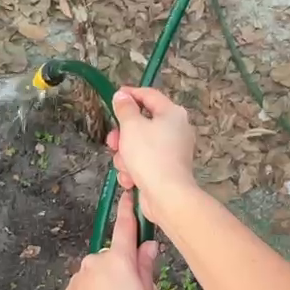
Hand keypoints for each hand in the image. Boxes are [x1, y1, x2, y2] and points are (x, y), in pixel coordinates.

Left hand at [50, 193, 158, 289]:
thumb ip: (145, 269)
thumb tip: (148, 246)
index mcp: (118, 258)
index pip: (124, 226)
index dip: (127, 209)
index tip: (127, 193)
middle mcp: (95, 260)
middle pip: (113, 258)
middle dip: (123, 270)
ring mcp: (79, 276)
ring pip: (99, 276)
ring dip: (107, 288)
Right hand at [105, 87, 198, 214]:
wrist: (166, 195)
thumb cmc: (149, 156)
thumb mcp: (131, 126)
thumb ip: (124, 108)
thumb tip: (122, 96)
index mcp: (171, 113)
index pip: (149, 95)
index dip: (130, 94)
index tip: (114, 96)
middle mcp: (176, 129)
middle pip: (141, 123)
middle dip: (123, 135)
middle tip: (113, 142)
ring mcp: (172, 151)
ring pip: (139, 145)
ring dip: (125, 156)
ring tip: (124, 166)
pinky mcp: (166, 169)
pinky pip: (144, 162)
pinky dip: (134, 170)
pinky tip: (131, 179)